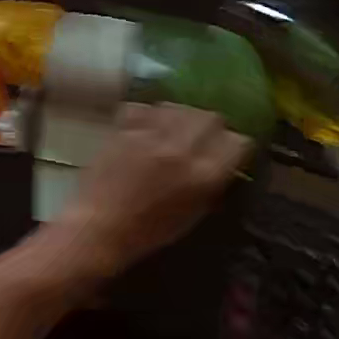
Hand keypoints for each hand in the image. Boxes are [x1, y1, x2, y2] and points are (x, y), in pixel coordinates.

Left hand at [54, 103, 251, 278]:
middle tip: (199, 141)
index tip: (227, 154)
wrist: (100, 227)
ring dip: (180, 117)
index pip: (239, 142)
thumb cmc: (148, 232)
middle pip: (212, 117)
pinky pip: (145, 107)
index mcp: (204, 174)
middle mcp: (182, 147)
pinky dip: (148, 115)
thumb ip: (212, 185)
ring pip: (180, 106)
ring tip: (171, 132)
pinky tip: (145, 129)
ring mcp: (152, 134)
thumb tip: (222, 165)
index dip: (235, 148)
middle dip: (210, 128)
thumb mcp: (193, 214)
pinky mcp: (125, 128)